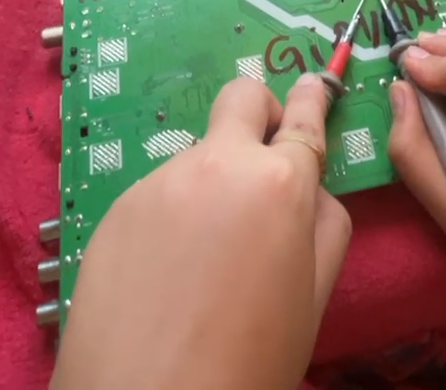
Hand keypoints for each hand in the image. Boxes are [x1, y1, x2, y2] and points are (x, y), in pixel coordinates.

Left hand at [51, 74, 351, 389]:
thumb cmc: (250, 361)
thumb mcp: (314, 297)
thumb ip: (325, 225)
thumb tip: (310, 187)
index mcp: (278, 184)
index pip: (303, 118)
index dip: (312, 98)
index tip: (314, 84)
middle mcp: (218, 164)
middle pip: (241, 96)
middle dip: (260, 113)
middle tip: (261, 159)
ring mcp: (162, 180)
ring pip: (199, 156)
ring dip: (213, 183)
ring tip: (201, 258)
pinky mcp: (119, 205)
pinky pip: (161, 193)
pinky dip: (173, 216)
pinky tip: (164, 272)